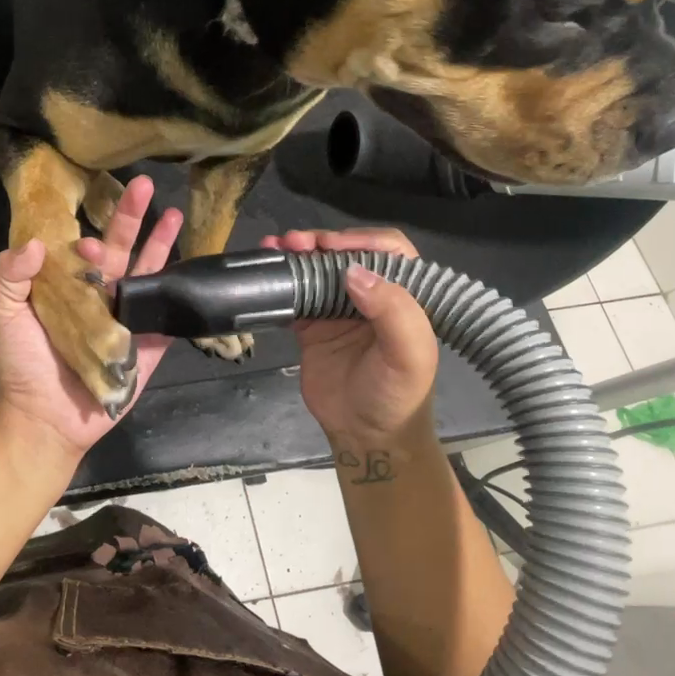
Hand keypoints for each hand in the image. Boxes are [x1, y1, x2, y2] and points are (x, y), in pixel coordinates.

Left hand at [0, 176, 181, 454]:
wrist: (45, 417)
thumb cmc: (21, 364)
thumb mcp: (2, 313)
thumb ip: (8, 276)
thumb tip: (34, 242)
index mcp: (66, 283)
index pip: (83, 245)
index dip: (89, 231)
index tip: (88, 232)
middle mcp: (98, 294)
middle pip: (120, 248)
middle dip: (132, 217)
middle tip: (147, 184)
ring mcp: (127, 317)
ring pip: (149, 273)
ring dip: (161, 244)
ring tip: (176, 212)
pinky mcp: (148, 344)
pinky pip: (169, 315)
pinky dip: (183, 292)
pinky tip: (196, 268)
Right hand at [260, 228, 439, 446]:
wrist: (366, 435)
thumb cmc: (397, 395)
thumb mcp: (409, 355)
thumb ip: (393, 311)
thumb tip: (353, 272)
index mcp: (405, 295)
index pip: (388, 251)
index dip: (361, 240)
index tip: (331, 245)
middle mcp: (372, 296)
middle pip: (346, 254)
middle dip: (321, 241)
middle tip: (296, 242)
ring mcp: (339, 310)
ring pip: (318, 269)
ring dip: (298, 254)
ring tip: (276, 247)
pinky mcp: (312, 326)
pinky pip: (295, 295)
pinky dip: (280, 280)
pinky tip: (266, 270)